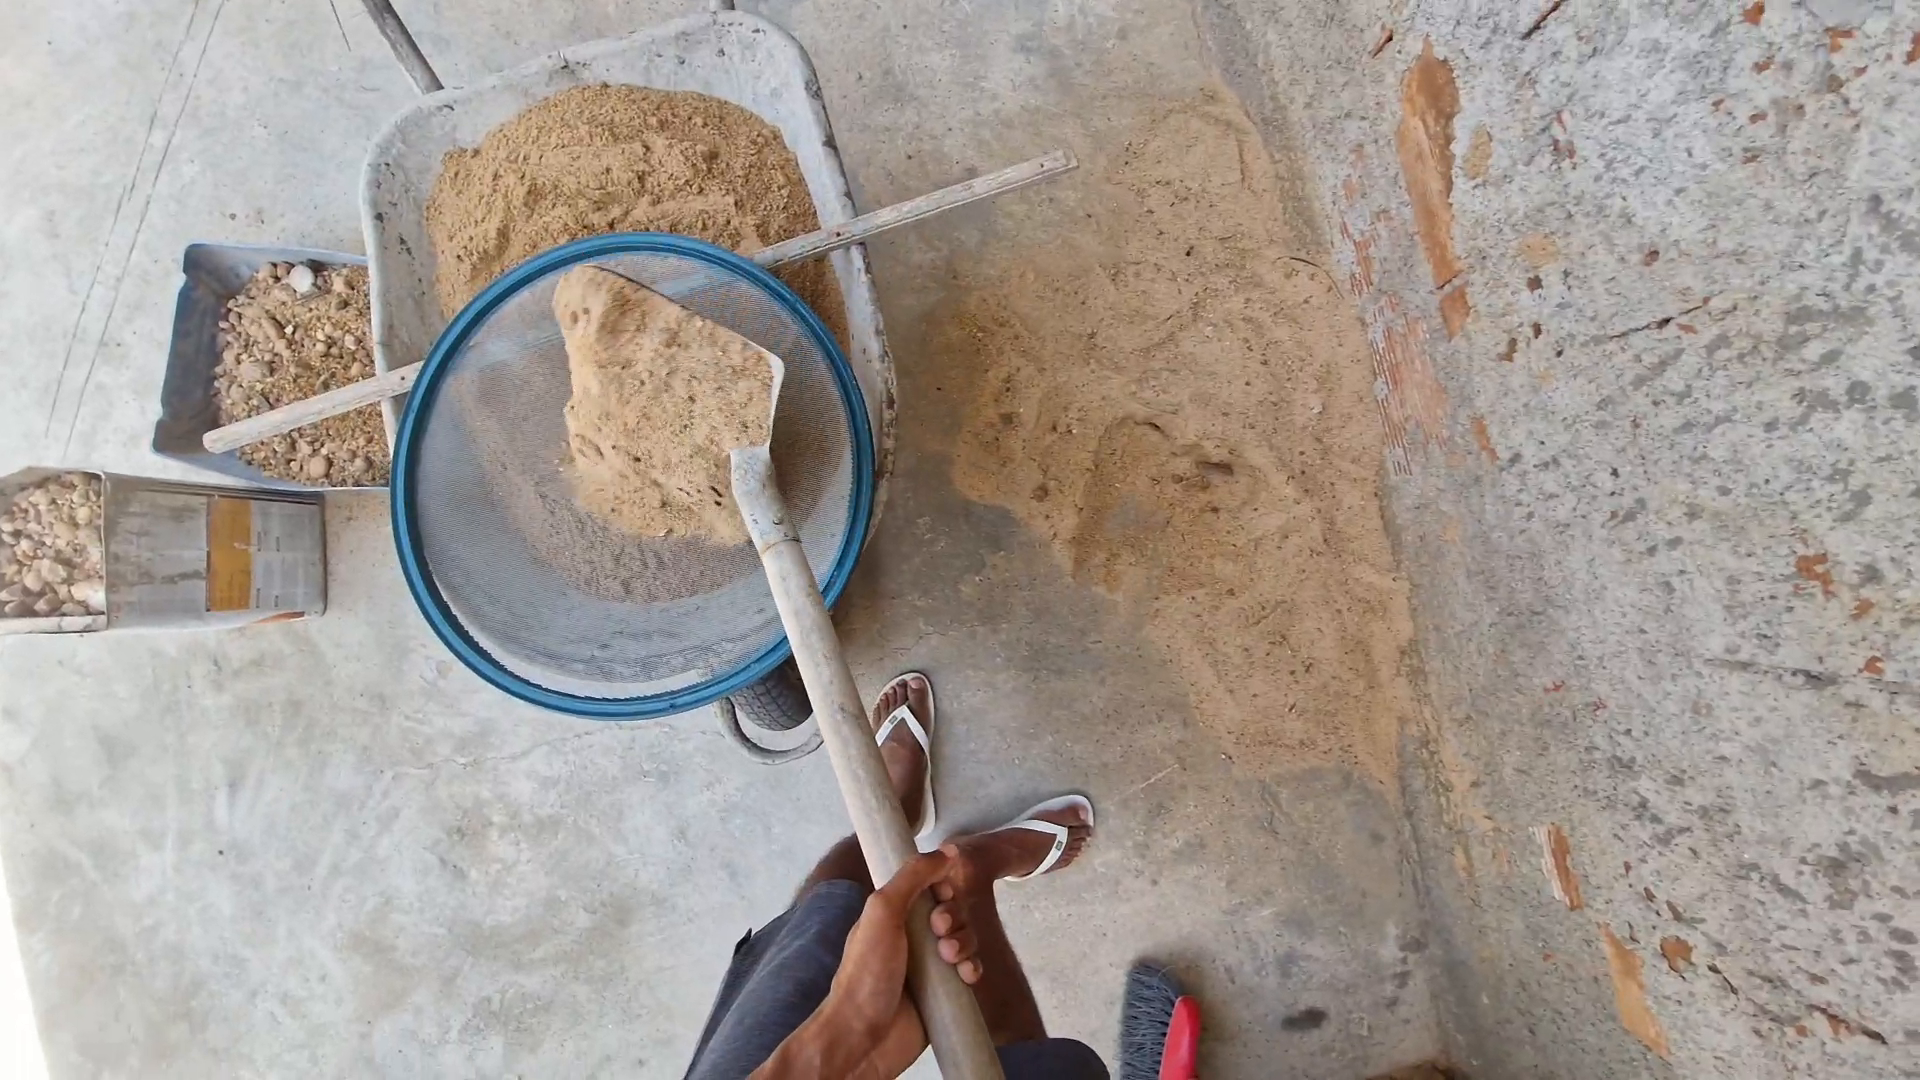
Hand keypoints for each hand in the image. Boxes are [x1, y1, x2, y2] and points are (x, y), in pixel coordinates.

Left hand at [822, 850, 954, 1077]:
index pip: (930, 884)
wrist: (862, 1039)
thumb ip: (913, 876)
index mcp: (894, 911)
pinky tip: (965, 976)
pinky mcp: (944, 992)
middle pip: (951, 909)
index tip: (941, 894)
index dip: (941, 885)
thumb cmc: (867, 971)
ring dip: (964, 941)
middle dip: (953, 916)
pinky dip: (972, 968)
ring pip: (964, 937)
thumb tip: (947, 850)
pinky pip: (970, 969)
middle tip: (939, 931)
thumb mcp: (883, 910)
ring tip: (948, 958)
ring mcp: (929, 964)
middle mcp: (913, 934)